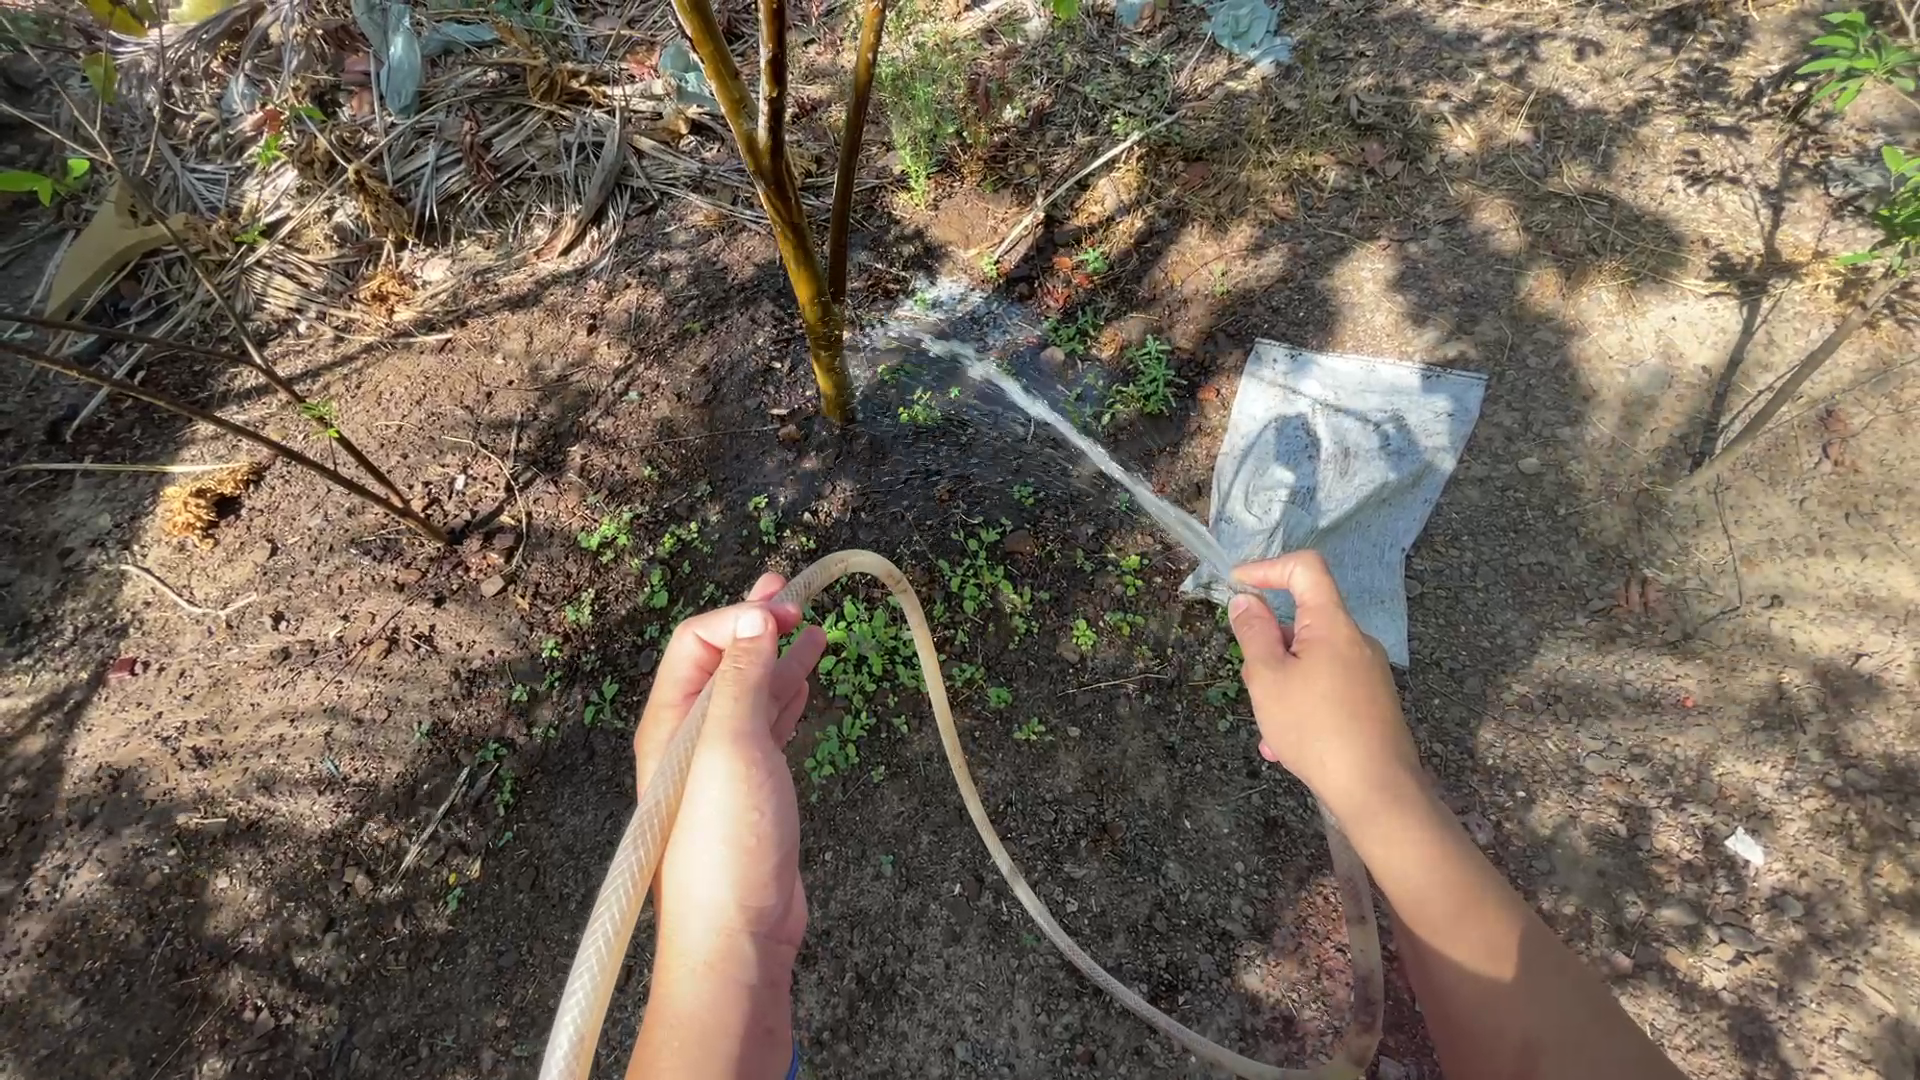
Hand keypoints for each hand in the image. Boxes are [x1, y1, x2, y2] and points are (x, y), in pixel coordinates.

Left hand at [631, 573, 827, 959]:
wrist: (739, 933)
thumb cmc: (727, 837)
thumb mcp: (731, 744)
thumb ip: (742, 676)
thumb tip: (753, 613)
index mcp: (671, 719)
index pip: (698, 642)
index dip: (740, 616)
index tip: (787, 607)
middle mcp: (692, 733)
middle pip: (724, 660)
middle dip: (756, 624)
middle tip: (792, 590)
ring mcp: (724, 759)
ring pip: (752, 690)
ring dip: (778, 655)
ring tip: (810, 627)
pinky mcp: (754, 782)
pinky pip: (770, 722)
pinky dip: (788, 693)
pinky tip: (803, 679)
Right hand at [1226, 551, 1420, 817]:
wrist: (1378, 792)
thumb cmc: (1315, 727)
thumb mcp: (1267, 678)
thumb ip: (1253, 633)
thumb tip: (1245, 600)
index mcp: (1332, 625)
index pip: (1305, 569)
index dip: (1267, 568)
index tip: (1236, 586)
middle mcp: (1355, 641)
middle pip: (1301, 621)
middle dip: (1267, 647)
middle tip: (1252, 683)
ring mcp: (1367, 672)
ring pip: (1309, 661)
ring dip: (1280, 684)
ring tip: (1269, 729)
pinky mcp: (1371, 701)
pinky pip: (1325, 687)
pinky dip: (1300, 704)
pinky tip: (1286, 745)